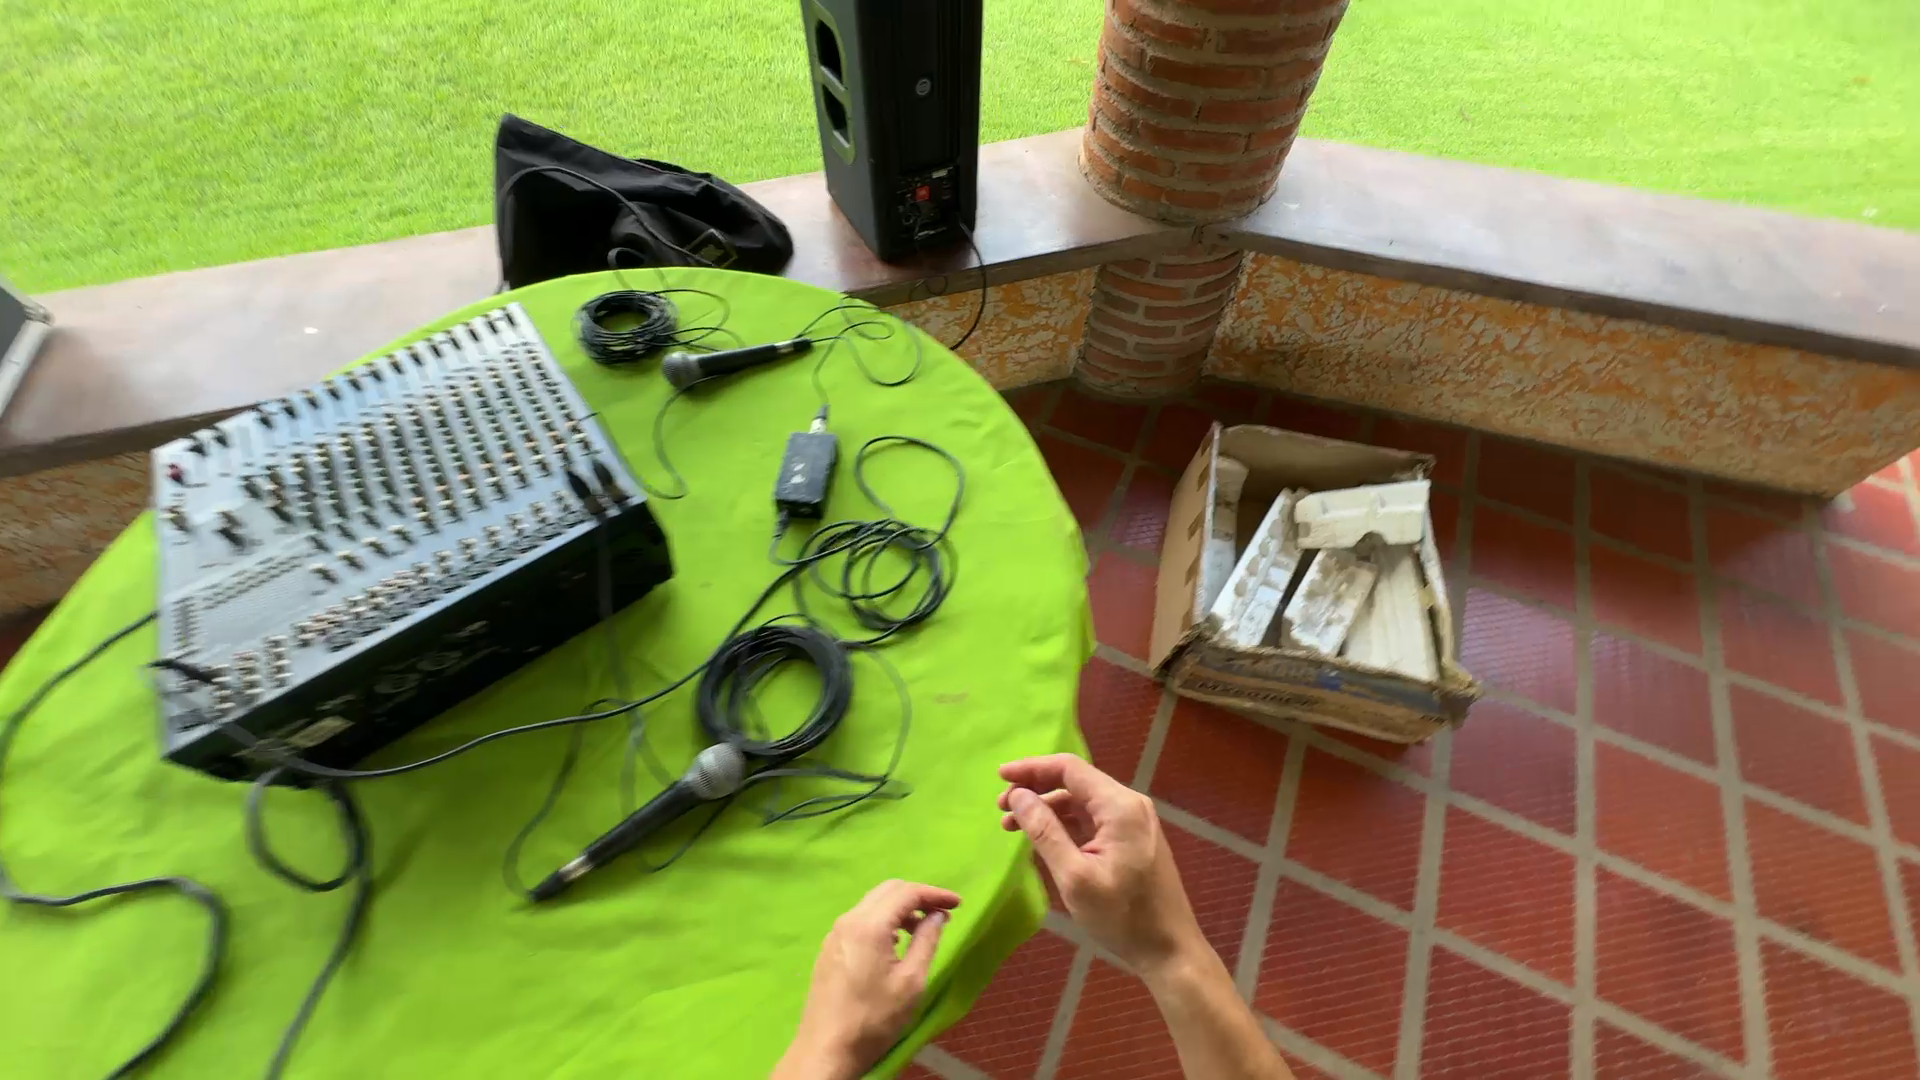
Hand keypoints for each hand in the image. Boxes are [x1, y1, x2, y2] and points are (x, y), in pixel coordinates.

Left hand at [773, 880, 960, 1079]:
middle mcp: (849, 920)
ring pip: (874, 903)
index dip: (935, 894)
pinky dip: (884, 919)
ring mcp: (836, 932)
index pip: (907, 892)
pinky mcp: (830, 947)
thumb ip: (927, 941)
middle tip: (941, 912)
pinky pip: (862, 919)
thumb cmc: (873, 1020)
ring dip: (901, 908)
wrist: (826, 1052)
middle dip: (918, 896)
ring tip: (922, 929)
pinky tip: (896, 942)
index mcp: (869, 925)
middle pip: (889, 890)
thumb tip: (937, 916)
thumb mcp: (911, 983)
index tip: (958, 903)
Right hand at [998, 753, 1204, 977]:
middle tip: (1001, 805)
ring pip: (1081, 800)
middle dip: (1035, 788)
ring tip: (1012, 824)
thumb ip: (1044, 831)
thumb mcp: (1075, 878)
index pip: (1069, 768)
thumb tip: (1018, 796)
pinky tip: (1043, 836)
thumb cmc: (1123, 918)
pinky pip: (1091, 818)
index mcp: (1119, 806)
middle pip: (1074, 781)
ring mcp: (1133, 821)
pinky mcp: (1132, 838)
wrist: (1171, 953)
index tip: (1001, 777)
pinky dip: (1064, 822)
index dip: (1031, 768)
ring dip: (1047, 807)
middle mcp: (1129, 804)